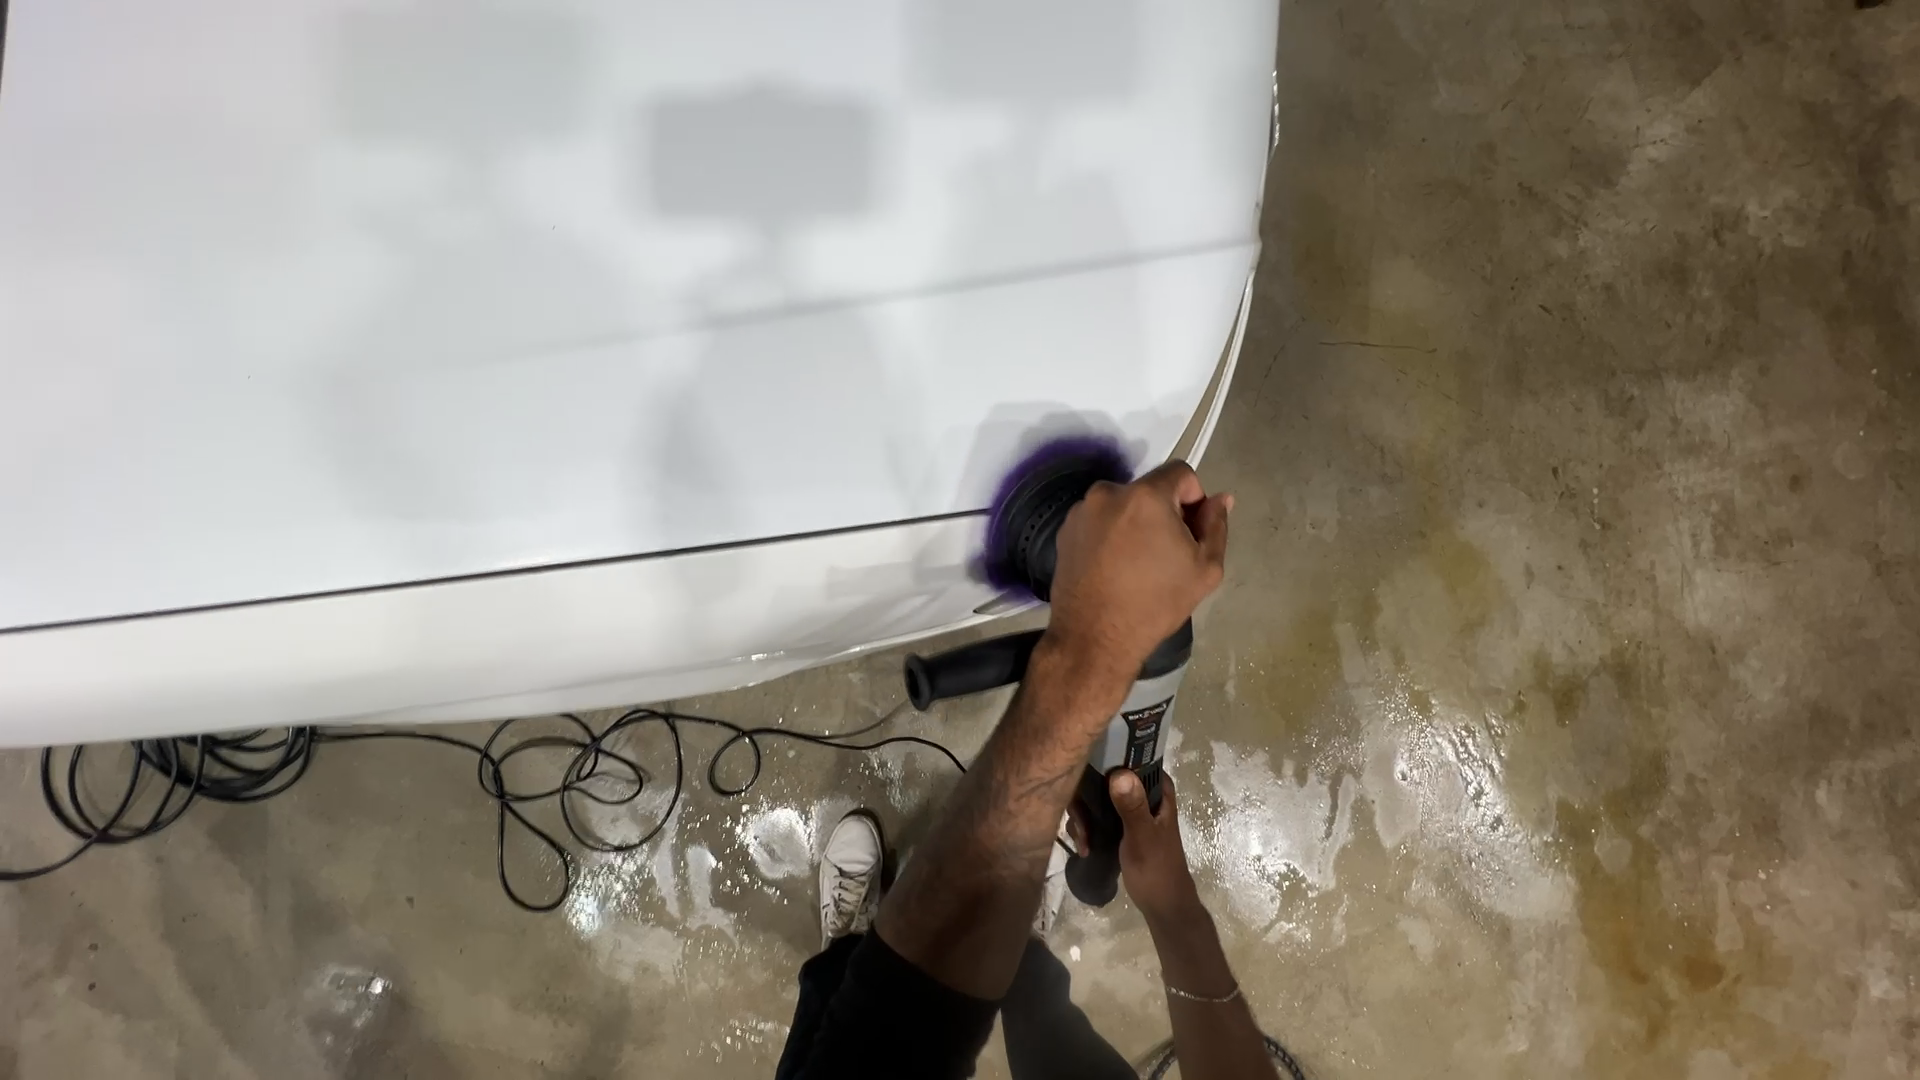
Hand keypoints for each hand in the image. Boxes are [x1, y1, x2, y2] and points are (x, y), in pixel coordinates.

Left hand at [1046, 461, 1230, 674]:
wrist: (1094, 637)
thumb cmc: (1155, 604)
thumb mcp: (1204, 568)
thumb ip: (1215, 525)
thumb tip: (1221, 498)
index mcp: (1144, 495)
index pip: (1180, 472)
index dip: (1193, 498)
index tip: (1190, 531)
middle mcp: (1107, 492)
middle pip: (1148, 489)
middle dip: (1163, 513)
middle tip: (1166, 553)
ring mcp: (1080, 511)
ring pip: (1122, 505)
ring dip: (1135, 523)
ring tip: (1137, 564)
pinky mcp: (1064, 531)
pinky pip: (1098, 521)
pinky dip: (1110, 535)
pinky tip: (1113, 568)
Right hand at [1068, 768, 1201, 922]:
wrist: (1163, 908)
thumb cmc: (1158, 870)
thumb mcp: (1143, 837)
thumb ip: (1132, 807)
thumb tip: (1119, 774)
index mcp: (1156, 788)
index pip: (1129, 757)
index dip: (1103, 759)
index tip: (1081, 772)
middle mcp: (1141, 792)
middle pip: (1103, 778)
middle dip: (1085, 799)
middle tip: (1081, 823)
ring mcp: (1127, 809)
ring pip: (1094, 797)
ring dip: (1083, 817)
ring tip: (1083, 842)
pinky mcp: (1116, 825)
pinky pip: (1093, 815)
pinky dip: (1086, 828)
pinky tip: (1083, 847)